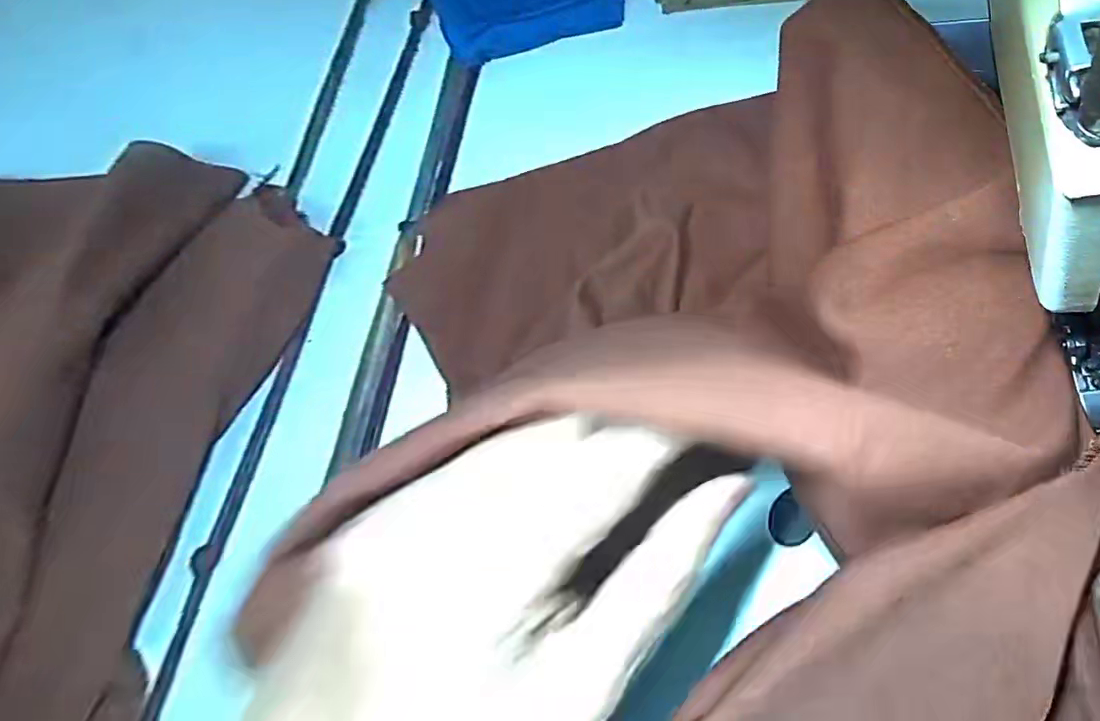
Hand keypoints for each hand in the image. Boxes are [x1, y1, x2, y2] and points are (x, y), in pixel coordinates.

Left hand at [246, 416, 752, 720]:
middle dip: (634, 423)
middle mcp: (412, 522)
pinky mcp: (358, 524)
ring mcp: (373, 519)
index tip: (724, 418)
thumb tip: (733, 483)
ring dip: (587, 430)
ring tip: (636, 444)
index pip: (606, 460)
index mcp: (474, 574)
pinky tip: (563, 467)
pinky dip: (533, 449)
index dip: (675, 429)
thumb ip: (665, 573)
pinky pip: (472, 454)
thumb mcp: (583, 689)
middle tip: (688, 434)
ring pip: (518, 432)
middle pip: (559, 432)